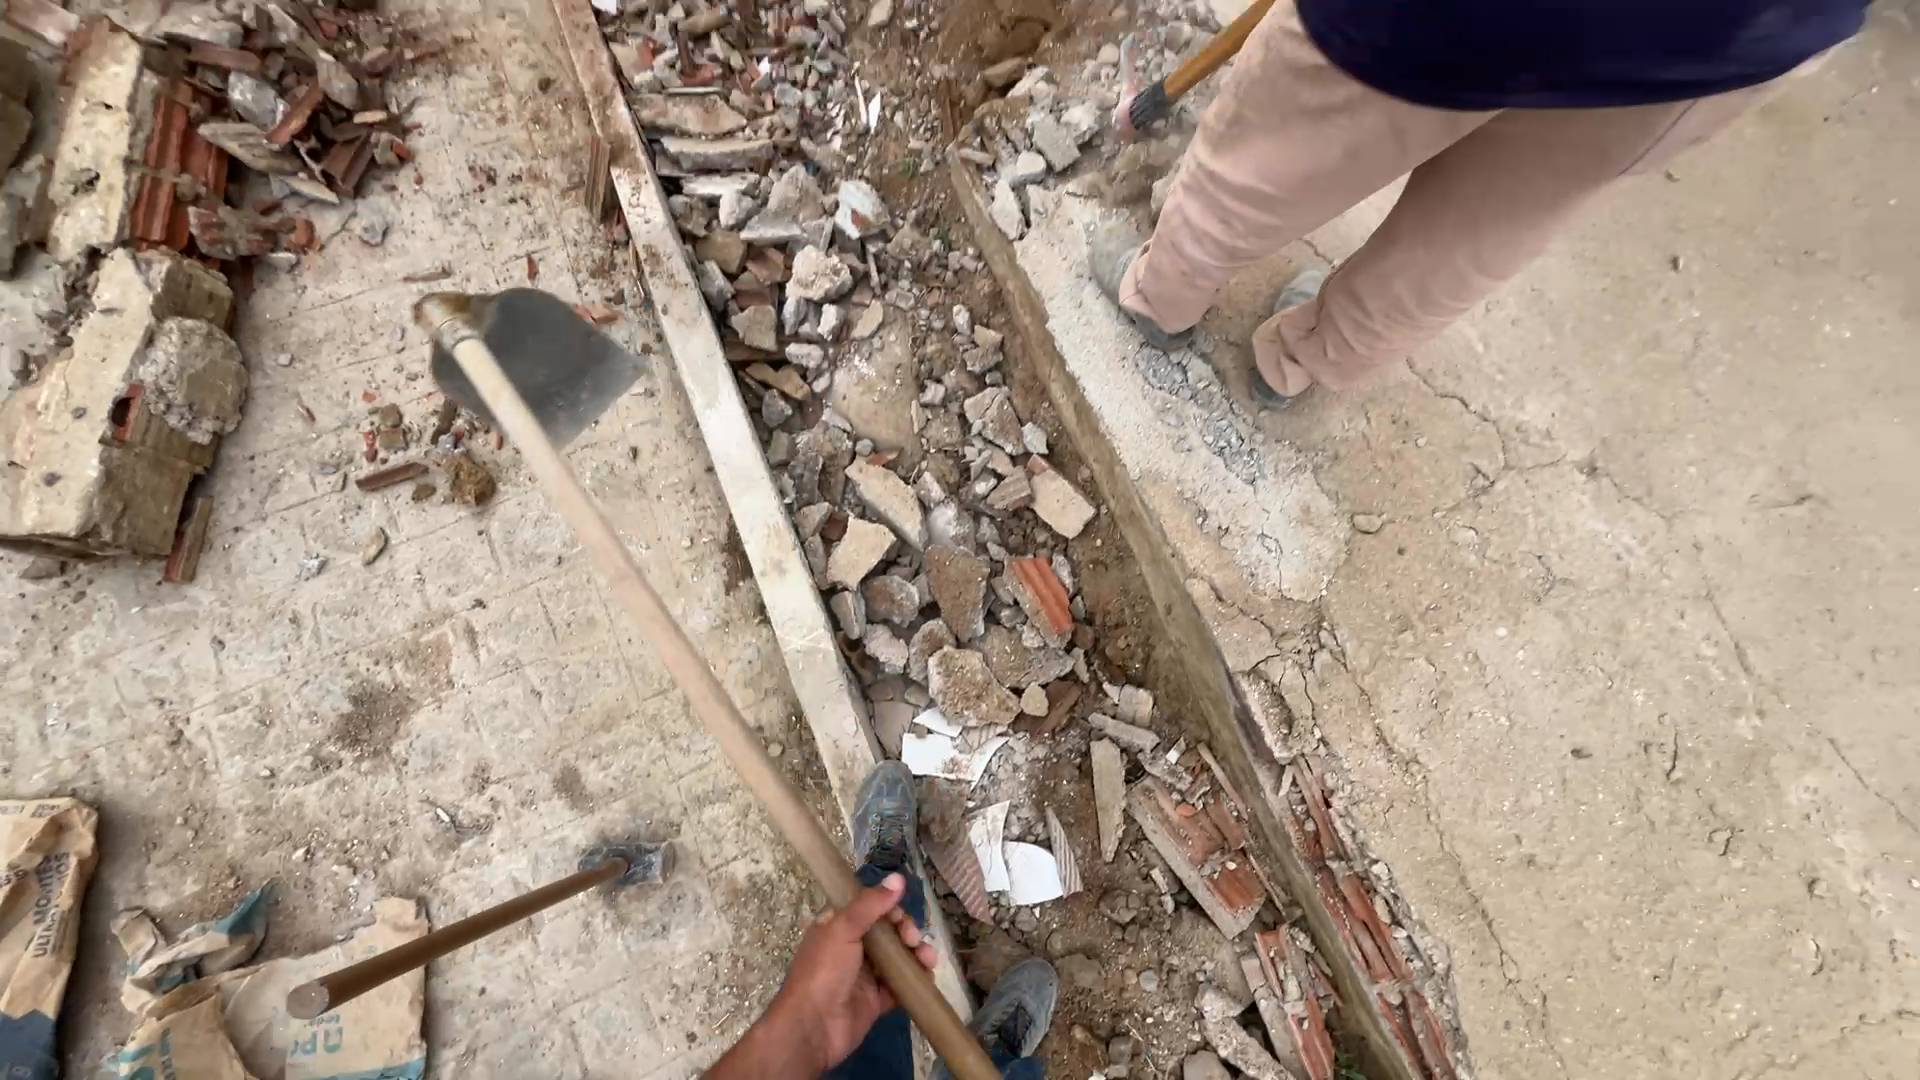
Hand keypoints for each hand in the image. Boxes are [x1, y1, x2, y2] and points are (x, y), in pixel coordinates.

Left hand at [761, 873, 937, 1074]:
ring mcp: (864, 975)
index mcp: (838, 927)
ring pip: (897, 957)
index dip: (889, 909)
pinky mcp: (875, 1000)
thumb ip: (871, 904)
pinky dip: (914, 980)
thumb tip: (898, 878)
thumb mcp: (843, 928)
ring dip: (916, 954)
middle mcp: (852, 948)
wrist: (812, 1029)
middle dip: (906, 932)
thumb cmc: (823, 971)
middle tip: (913, 939)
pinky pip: (900, 985)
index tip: (899, 916)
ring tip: (927, 959)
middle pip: (888, 932)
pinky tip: (927, 978)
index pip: (870, 909)